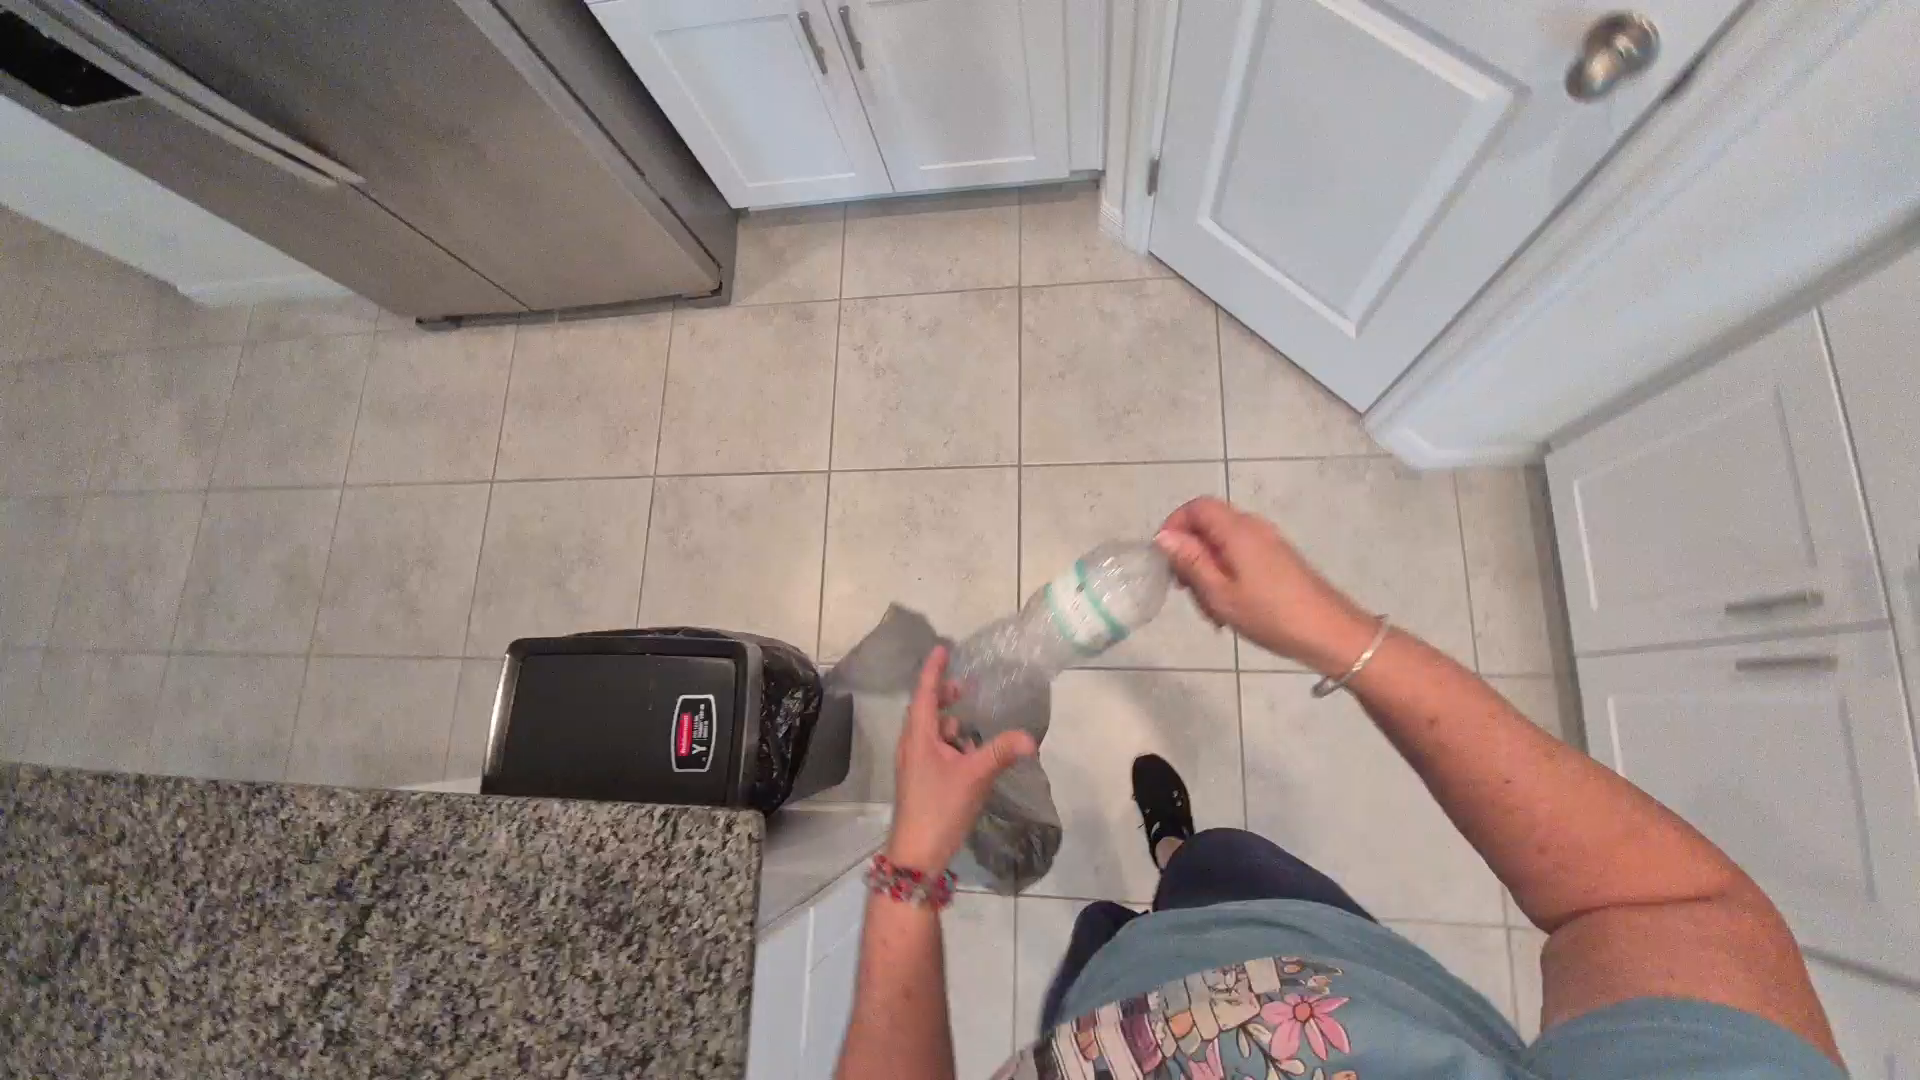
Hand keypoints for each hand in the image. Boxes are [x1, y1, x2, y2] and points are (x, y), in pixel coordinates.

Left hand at [885, 646, 1037, 872]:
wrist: (916, 855)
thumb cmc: (939, 808)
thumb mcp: (974, 777)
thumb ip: (1001, 752)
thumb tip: (1030, 737)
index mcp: (918, 736)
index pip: (924, 692)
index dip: (933, 670)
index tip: (942, 648)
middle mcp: (912, 745)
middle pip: (925, 710)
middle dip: (944, 695)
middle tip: (965, 686)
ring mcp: (914, 764)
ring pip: (931, 733)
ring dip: (949, 722)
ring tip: (972, 720)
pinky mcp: (921, 781)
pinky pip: (935, 751)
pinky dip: (952, 744)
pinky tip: (971, 754)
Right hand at [1156, 496, 1378, 675]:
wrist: (1331, 634)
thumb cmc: (1271, 615)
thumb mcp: (1220, 593)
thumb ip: (1190, 561)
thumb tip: (1163, 535)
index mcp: (1238, 531)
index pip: (1197, 507)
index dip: (1174, 525)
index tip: (1166, 560)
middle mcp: (1254, 528)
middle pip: (1208, 526)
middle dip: (1190, 556)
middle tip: (1188, 593)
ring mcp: (1269, 543)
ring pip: (1223, 546)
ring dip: (1208, 573)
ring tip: (1213, 611)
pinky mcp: (1278, 560)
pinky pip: (1240, 558)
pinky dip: (1227, 578)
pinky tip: (1231, 610)